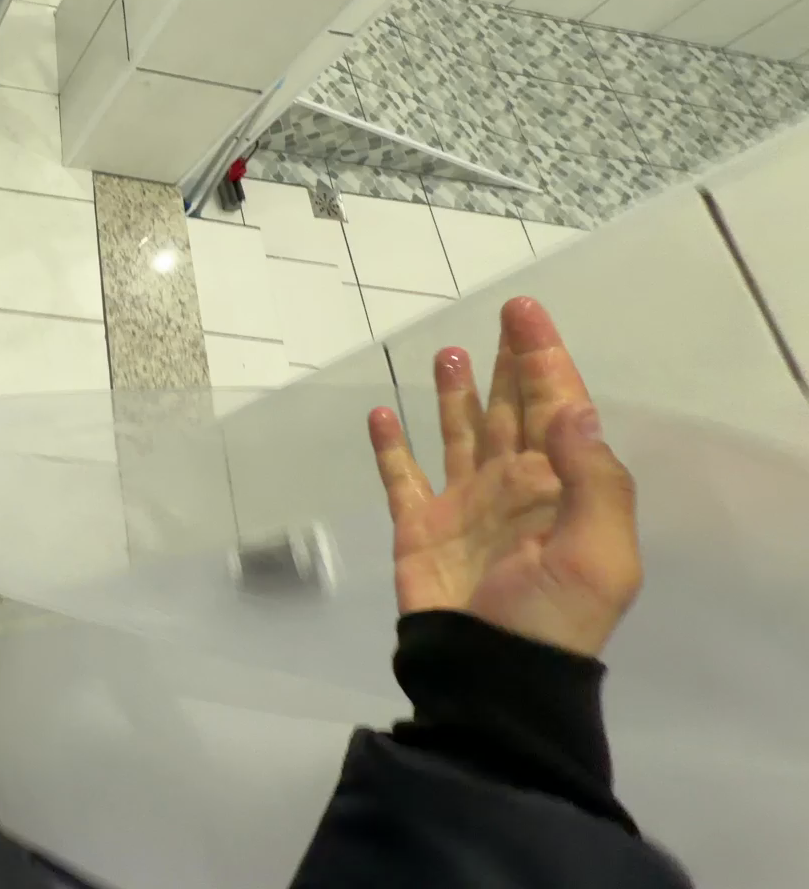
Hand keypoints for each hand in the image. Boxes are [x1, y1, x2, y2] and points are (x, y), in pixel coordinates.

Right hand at [366, 297, 641, 657]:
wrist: (488, 663)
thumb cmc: (550, 612)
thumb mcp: (596, 555)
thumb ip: (590, 481)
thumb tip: (571, 408)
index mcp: (557, 486)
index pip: (553, 407)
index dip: (542, 359)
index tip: (526, 314)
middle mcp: (510, 483)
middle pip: (509, 410)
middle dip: (507, 364)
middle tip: (499, 318)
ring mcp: (460, 501)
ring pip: (458, 432)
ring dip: (453, 394)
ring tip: (445, 354)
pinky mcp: (417, 520)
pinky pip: (400, 474)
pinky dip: (390, 445)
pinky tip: (380, 415)